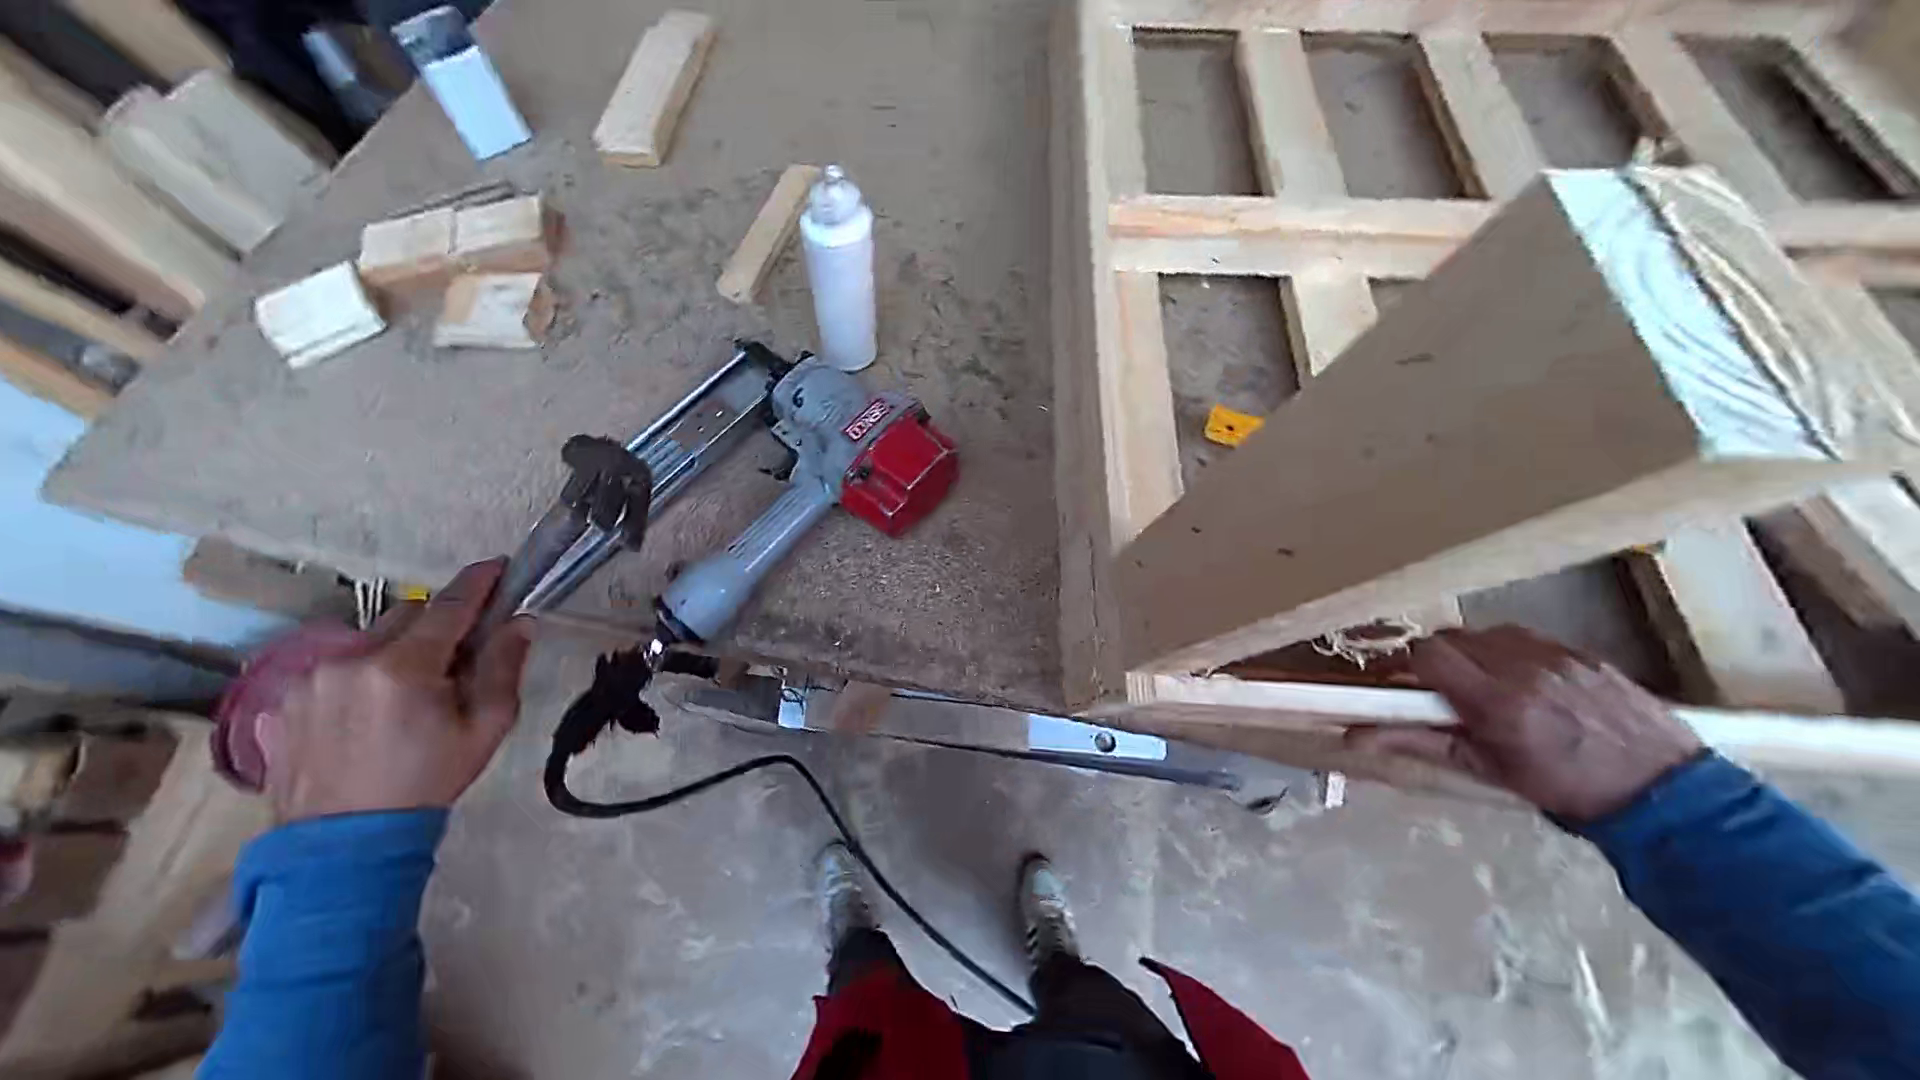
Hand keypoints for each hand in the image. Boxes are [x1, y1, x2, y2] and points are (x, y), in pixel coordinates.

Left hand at [260, 558, 532, 821]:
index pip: (449, 605)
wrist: (344, 843)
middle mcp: (350, 659)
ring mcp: (309, 678)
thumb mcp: (487, 726)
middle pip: (408, 614)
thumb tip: (520, 621)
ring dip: (400, 648)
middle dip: (440, 622)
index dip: (478, 582)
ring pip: (370, 640)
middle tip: (462, 653)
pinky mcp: (283, 700)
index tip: (498, 565)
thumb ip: (504, 666)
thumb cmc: (430, 779)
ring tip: (412, 691)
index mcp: (403, 666)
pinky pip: (335, 667)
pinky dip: (362, 673)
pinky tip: (372, 710)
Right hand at [1345, 626, 1703, 820]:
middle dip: (1435, 659)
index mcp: (1495, 701)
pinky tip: (1519, 678)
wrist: (1665, 794)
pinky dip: (1507, 651)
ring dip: (1470, 653)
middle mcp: (1522, 669)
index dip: (1405, 665)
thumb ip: (1415, 742)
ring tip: (1482, 683)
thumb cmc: (1561, 787)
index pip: (1426, 654)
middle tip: (1439, 689)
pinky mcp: (1580, 652)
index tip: (1400, 683)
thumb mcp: (1482, 768)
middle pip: (1450, 638)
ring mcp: (1556, 656)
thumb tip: (1352, 737)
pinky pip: (1523, 636)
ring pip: (1484, 633)